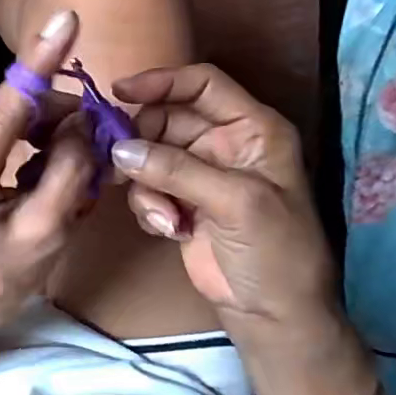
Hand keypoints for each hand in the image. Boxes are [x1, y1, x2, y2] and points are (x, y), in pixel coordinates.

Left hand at [0, 10, 95, 333]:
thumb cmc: (11, 270)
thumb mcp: (50, 229)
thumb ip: (68, 170)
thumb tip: (81, 120)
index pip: (5, 110)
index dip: (38, 64)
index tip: (65, 20)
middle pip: (14, 105)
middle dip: (61, 109)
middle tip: (99, 137)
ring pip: (16, 111)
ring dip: (54, 123)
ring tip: (77, 161)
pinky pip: (12, 122)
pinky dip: (42, 131)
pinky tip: (56, 159)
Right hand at [108, 64, 340, 333]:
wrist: (272, 312)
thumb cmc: (275, 251)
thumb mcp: (235, 202)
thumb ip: (177, 169)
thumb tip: (119, 148)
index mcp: (252, 129)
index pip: (202, 85)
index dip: (162, 82)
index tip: (119, 91)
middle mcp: (222, 144)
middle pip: (164, 120)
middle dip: (142, 144)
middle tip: (122, 167)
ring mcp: (198, 174)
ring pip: (147, 156)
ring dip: (146, 185)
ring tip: (165, 217)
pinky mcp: (178, 201)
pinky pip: (145, 187)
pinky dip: (148, 206)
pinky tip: (169, 230)